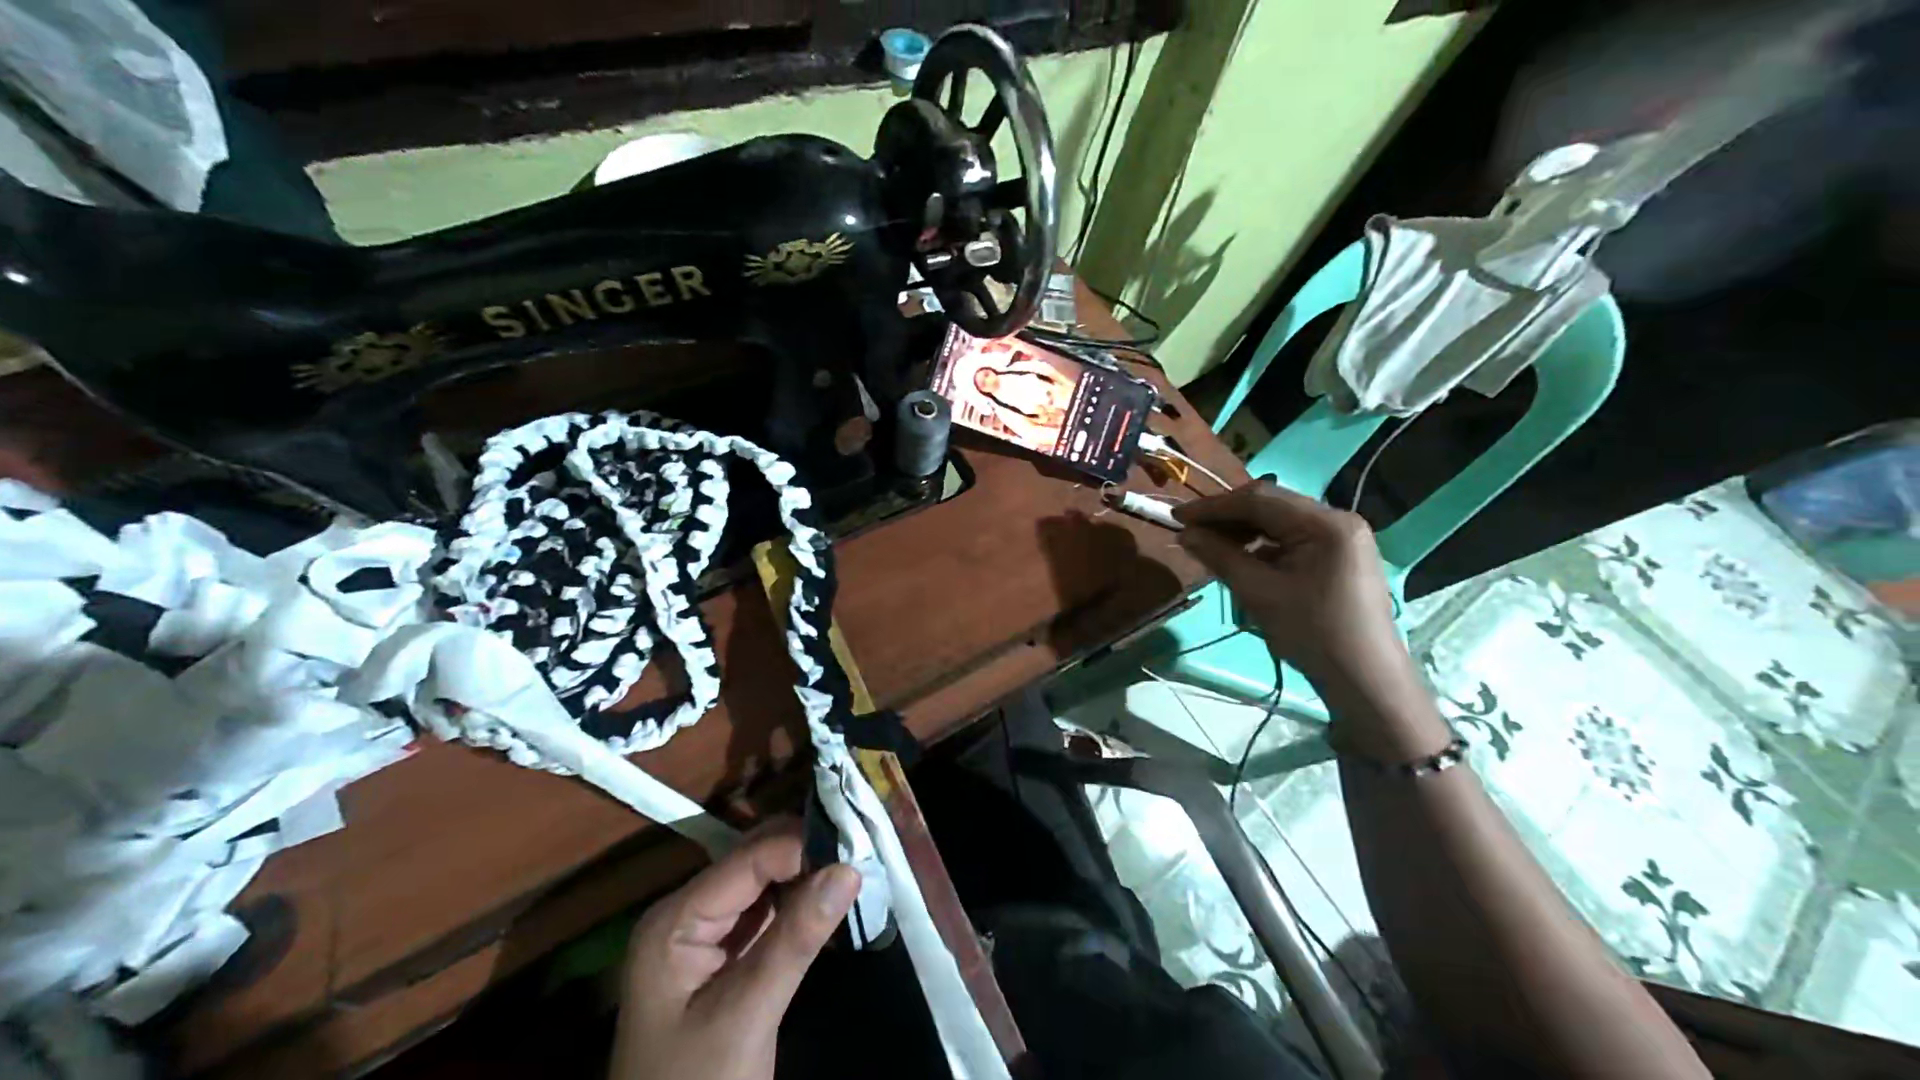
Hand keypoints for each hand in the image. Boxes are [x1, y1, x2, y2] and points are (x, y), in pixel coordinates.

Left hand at [610, 820, 861, 1079]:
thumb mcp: (747, 1015)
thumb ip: (796, 939)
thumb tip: (849, 870)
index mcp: (676, 919)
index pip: (747, 859)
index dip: (801, 846)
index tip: (856, 848)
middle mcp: (686, 913)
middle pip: (753, 861)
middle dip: (805, 853)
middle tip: (860, 856)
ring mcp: (703, 934)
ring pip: (763, 882)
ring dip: (807, 875)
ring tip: (854, 870)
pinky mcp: (722, 955)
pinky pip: (766, 911)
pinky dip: (798, 903)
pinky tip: (829, 900)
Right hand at [1173, 480, 1415, 698]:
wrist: (1366, 680)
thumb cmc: (1313, 634)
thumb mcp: (1259, 593)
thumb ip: (1220, 556)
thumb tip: (1185, 534)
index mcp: (1326, 523)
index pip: (1259, 499)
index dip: (1214, 506)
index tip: (1177, 517)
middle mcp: (1338, 519)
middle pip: (1272, 506)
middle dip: (1228, 517)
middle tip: (1190, 532)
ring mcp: (1342, 537)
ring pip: (1280, 522)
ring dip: (1243, 531)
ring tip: (1210, 546)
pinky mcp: (1340, 556)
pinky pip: (1293, 539)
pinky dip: (1263, 546)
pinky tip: (1240, 558)